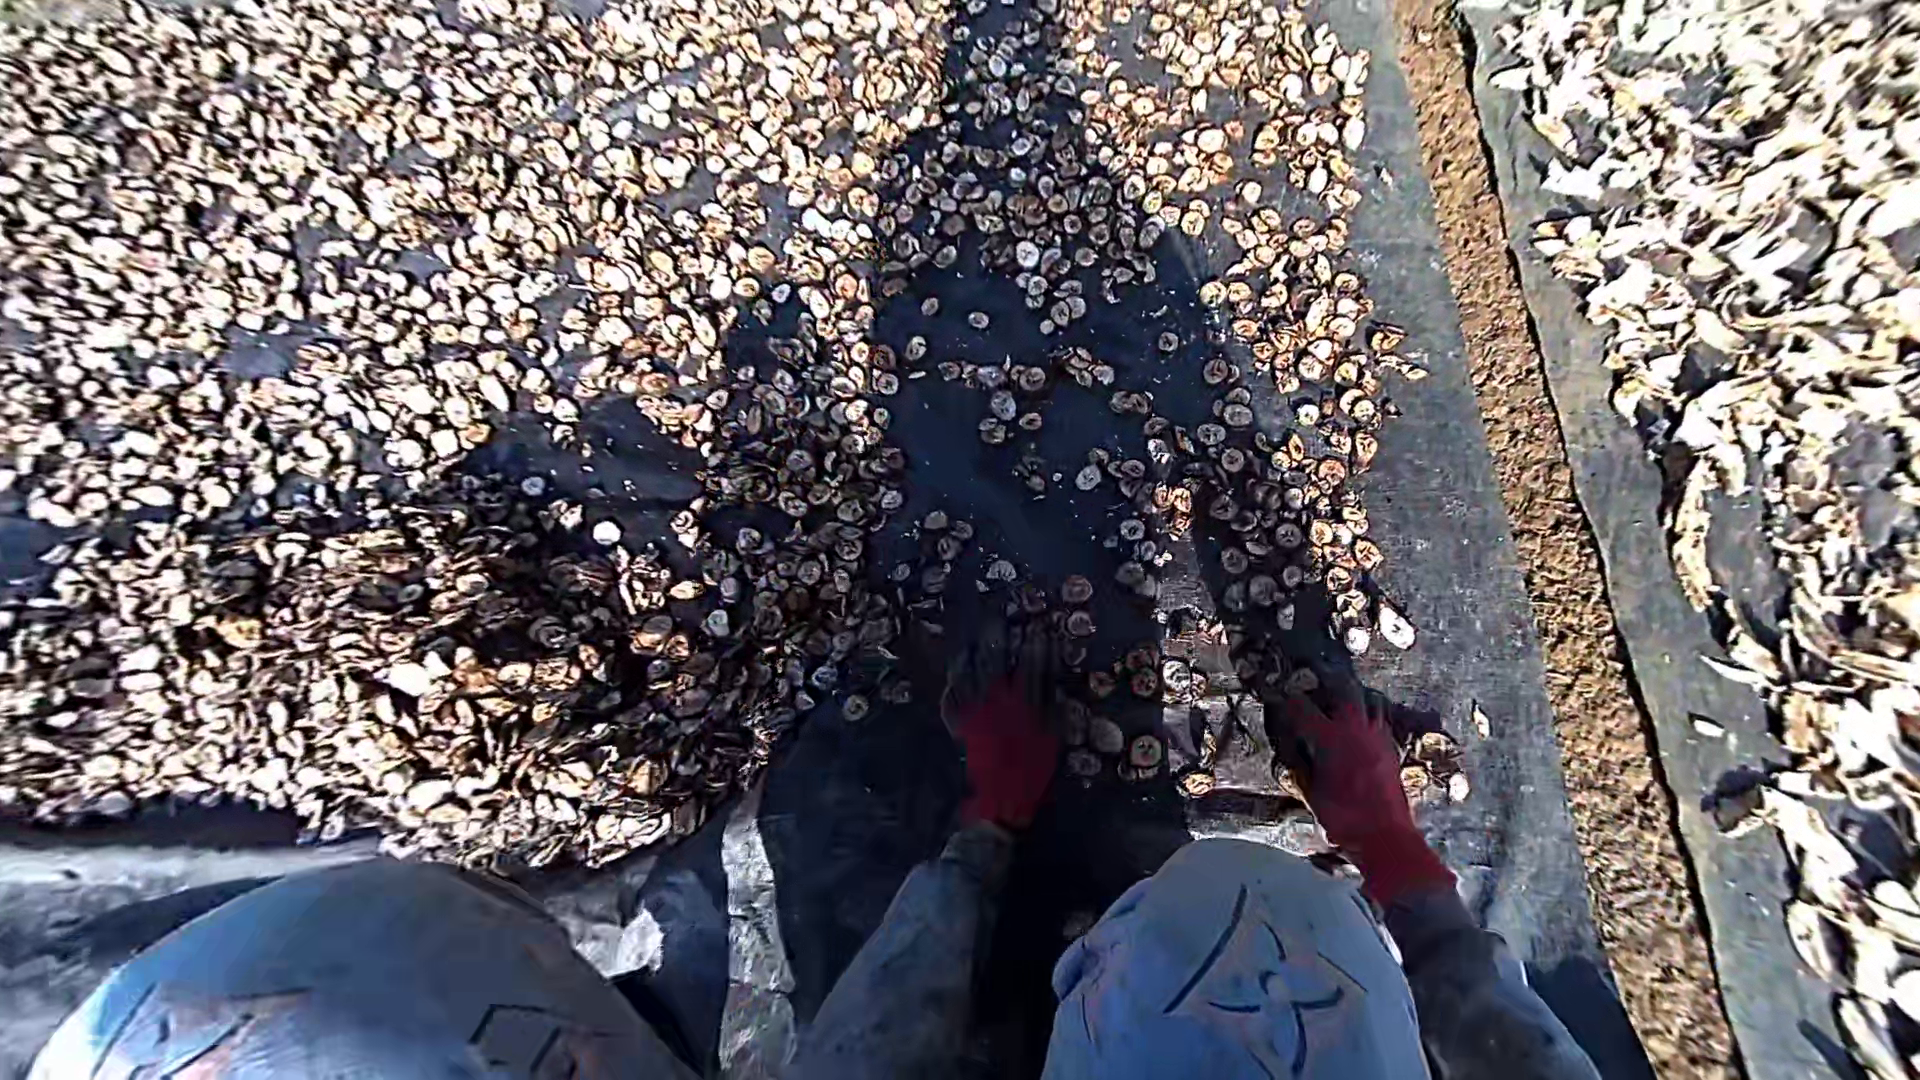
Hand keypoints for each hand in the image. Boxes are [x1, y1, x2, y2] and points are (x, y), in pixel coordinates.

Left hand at [942, 622, 1058, 829]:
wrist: (1003, 800)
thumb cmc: (1032, 772)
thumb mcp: (1051, 740)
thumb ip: (1053, 712)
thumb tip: (1054, 688)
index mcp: (1024, 706)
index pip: (1031, 668)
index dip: (1036, 647)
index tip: (1038, 628)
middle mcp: (999, 703)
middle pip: (995, 664)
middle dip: (996, 640)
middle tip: (994, 619)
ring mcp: (977, 713)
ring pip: (971, 678)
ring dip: (971, 657)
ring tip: (971, 639)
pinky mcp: (963, 726)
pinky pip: (953, 702)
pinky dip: (952, 688)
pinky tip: (952, 677)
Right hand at [1271, 675, 1452, 905]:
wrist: (1389, 841)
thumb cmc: (1343, 818)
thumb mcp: (1311, 791)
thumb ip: (1301, 765)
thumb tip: (1291, 750)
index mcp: (1331, 739)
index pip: (1301, 707)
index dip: (1284, 696)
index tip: (1274, 689)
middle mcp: (1356, 731)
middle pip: (1344, 689)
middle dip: (1326, 678)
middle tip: (1313, 675)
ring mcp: (1378, 739)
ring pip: (1369, 700)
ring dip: (1353, 694)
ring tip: (1339, 694)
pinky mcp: (1391, 750)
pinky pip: (1380, 720)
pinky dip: (1368, 714)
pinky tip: (1358, 722)